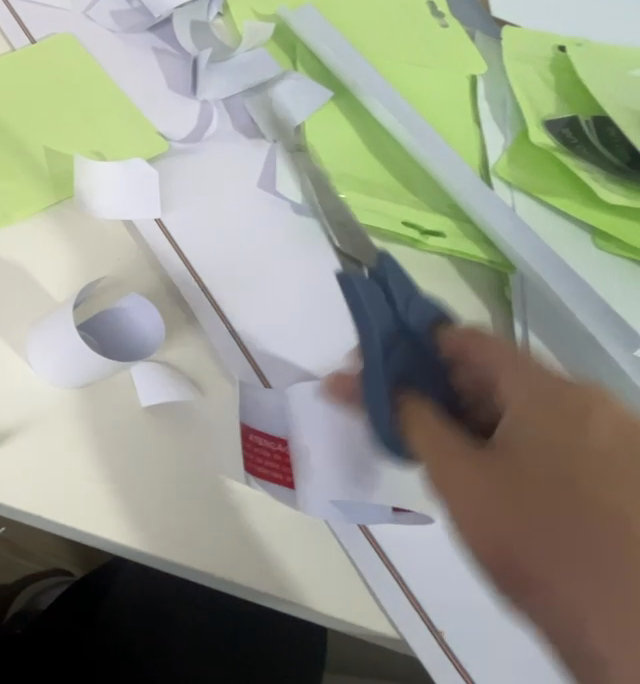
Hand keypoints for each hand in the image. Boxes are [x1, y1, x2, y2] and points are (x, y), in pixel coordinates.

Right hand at [328, 329, 639, 683]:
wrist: (631, 631)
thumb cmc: (534, 540)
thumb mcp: (453, 473)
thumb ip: (405, 414)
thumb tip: (358, 378)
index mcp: (554, 393)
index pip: (464, 340)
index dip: (406, 345)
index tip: (364, 370)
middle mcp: (595, 406)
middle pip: (492, 374)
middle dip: (429, 386)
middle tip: (380, 410)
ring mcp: (620, 443)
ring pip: (521, 409)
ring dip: (463, 417)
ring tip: (421, 446)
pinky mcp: (626, 478)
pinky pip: (551, 439)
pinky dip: (503, 442)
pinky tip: (473, 471)